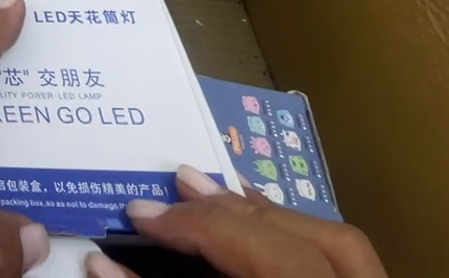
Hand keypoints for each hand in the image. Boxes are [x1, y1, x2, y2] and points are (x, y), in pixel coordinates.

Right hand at [85, 166, 387, 277]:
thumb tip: (97, 263)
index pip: (263, 255)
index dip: (194, 227)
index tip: (137, 215)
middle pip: (309, 241)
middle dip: (230, 210)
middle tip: (171, 186)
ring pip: (340, 242)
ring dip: (267, 210)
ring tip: (209, 190)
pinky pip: (350, 259)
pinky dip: (297, 232)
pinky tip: (258, 220)